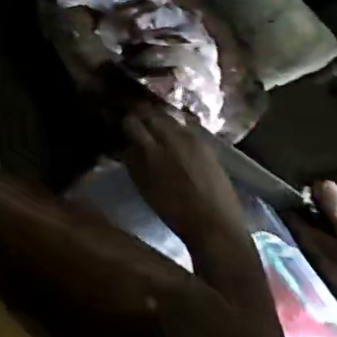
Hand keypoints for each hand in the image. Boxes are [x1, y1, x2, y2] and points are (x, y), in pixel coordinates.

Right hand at [121, 103, 249, 248]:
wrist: (215, 223)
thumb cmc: (174, 211)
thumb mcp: (145, 187)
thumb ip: (133, 161)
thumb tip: (125, 144)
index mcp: (152, 151)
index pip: (132, 122)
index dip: (125, 120)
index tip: (121, 122)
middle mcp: (172, 138)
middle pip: (152, 113)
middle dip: (141, 113)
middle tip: (135, 118)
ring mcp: (191, 138)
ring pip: (169, 117)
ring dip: (159, 117)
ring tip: (153, 124)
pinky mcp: (206, 143)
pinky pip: (185, 126)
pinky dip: (175, 126)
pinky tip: (173, 135)